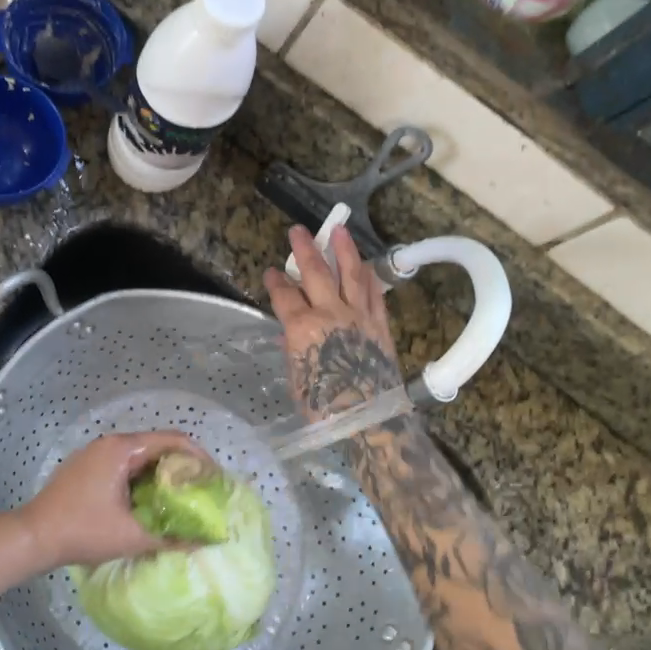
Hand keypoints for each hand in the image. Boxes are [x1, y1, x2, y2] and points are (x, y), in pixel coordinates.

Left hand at [18, 431, 208, 566]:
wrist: (34, 536)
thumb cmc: (83, 531)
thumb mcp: (133, 536)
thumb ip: (173, 537)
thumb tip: (206, 541)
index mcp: (122, 449)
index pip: (172, 440)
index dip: (199, 457)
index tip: (214, 479)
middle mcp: (109, 444)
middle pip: (157, 447)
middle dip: (182, 468)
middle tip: (201, 493)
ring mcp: (95, 455)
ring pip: (140, 458)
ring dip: (161, 476)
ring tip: (181, 501)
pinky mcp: (86, 469)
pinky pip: (123, 467)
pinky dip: (142, 480)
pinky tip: (150, 504)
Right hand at [262, 225, 402, 416]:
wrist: (369, 420)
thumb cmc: (323, 406)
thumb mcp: (297, 378)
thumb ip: (294, 350)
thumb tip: (292, 334)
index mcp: (302, 328)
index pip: (284, 296)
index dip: (275, 282)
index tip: (270, 272)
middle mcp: (330, 313)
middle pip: (316, 273)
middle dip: (304, 250)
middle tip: (297, 231)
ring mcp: (358, 316)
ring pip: (350, 274)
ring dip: (343, 250)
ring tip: (338, 229)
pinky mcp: (380, 325)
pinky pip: (374, 294)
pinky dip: (368, 277)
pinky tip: (365, 266)